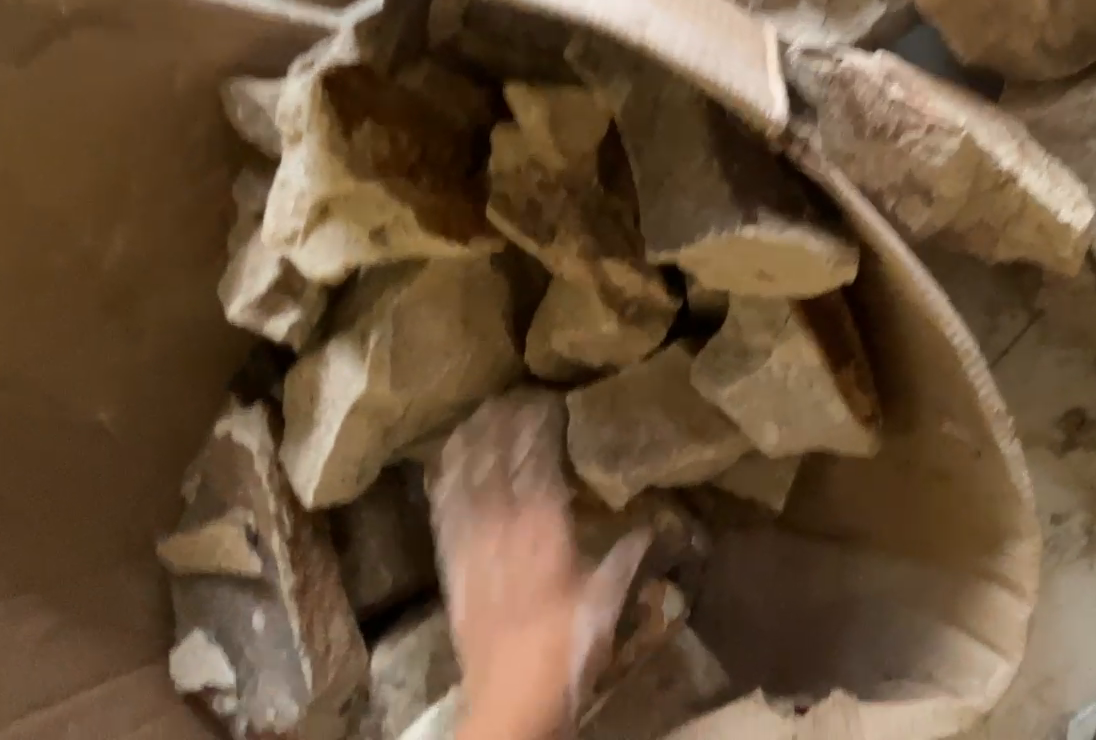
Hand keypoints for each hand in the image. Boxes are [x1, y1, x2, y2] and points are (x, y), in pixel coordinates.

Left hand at [431, 394, 649, 739]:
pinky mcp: (453, 567)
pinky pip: (445, 515)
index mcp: (546, 530)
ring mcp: (474, 546)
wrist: (510, 701)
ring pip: (467, 482)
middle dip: (502, 426)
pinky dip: (445, 483)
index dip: (539, 430)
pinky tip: (445, 463)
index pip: (539, 465)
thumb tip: (650, 524)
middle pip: (498, 464)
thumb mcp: (607, 598)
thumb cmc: (567, 647)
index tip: (545, 401)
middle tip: (508, 395)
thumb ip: (626, 555)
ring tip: (476, 414)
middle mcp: (506, 529)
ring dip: (470, 445)